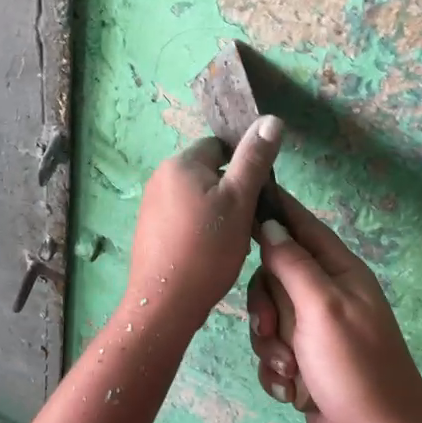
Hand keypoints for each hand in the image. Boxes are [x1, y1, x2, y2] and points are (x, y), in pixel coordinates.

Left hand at [127, 117, 284, 326]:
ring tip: (230, 240)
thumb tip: (271, 119)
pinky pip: (183, 216)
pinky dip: (200, 227)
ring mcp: (151, 204)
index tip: (257, 194)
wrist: (165, 304)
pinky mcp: (150, 229)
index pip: (220, 146)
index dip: (243, 165)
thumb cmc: (206, 249)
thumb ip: (255, 159)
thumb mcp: (240, 201)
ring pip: (197, 195)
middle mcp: (160, 176)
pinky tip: (210, 252)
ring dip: (217, 210)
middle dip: (230, 190)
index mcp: (180, 163)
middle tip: (248, 221)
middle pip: (208, 170)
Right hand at [246, 187, 421, 422]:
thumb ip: (292, 263)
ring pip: (266, 315)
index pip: (299, 224)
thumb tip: (269, 222)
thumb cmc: (356, 365)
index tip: (240, 201)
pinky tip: (290, 388)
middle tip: (270, 329)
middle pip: (271, 274)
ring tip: (288, 369)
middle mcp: (324, 291)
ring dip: (269, 344)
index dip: (272, 209)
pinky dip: (274, 369)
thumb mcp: (321, 307)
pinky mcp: (303, 358)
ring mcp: (313, 326)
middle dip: (263, 305)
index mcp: (337, 270)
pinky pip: (271, 348)